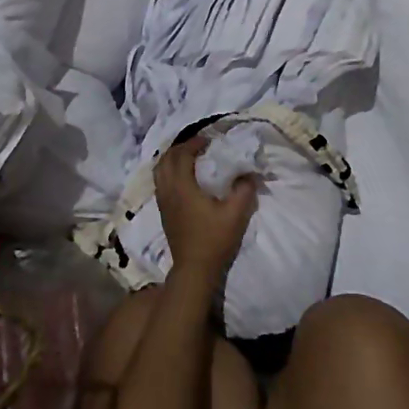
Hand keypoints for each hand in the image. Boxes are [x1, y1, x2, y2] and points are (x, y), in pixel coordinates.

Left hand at [154, 136, 257, 277]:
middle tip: (199, 145)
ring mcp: (162, 201)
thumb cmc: (214, 239)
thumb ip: (244, 190)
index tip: (208, 140)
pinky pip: (160, 181)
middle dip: (181, 148)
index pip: (182, 155)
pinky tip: (183, 177)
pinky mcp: (163, 211)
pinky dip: (169, 171)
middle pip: (166, 159)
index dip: (193, 143)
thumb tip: (249, 173)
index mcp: (182, 187)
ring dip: (172, 159)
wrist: (194, 268)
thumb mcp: (235, 214)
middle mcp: (167, 190)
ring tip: (189, 158)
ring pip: (159, 170)